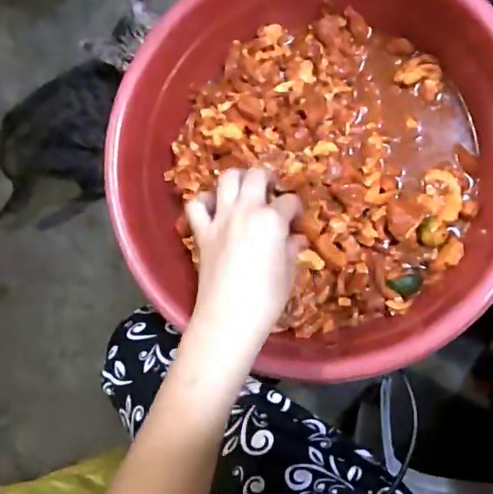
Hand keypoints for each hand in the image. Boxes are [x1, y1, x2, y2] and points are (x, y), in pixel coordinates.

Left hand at [185, 167, 303, 366]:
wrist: (228, 318)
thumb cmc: (266, 300)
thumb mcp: (288, 274)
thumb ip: (290, 249)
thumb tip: (295, 239)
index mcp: (272, 220)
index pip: (289, 201)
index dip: (296, 209)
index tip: (296, 220)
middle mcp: (246, 210)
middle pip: (256, 175)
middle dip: (268, 178)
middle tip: (272, 192)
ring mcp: (220, 219)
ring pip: (226, 178)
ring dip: (238, 179)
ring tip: (245, 191)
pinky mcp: (201, 232)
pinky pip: (196, 204)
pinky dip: (204, 201)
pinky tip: (214, 209)